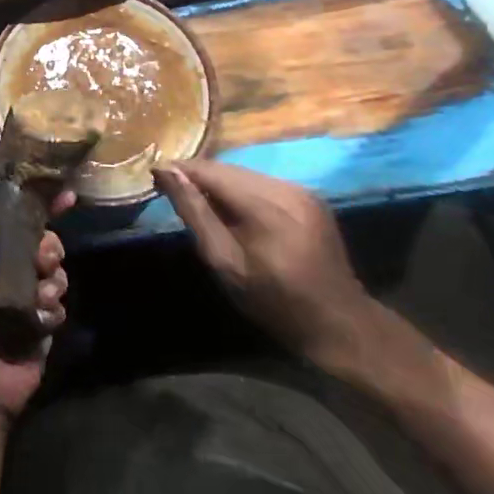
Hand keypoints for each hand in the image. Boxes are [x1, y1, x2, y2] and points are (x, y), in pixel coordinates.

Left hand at [0, 195, 72, 416]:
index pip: (12, 222)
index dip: (37, 206)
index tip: (64, 196)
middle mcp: (7, 271)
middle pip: (42, 242)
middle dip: (49, 245)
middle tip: (44, 259)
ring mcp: (28, 297)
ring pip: (56, 270)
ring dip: (53, 278)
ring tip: (39, 297)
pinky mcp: (45, 323)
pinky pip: (61, 303)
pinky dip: (53, 308)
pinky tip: (40, 320)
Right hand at [156, 161, 388, 377]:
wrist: (340, 324)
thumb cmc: (274, 302)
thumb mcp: (225, 263)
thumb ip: (195, 214)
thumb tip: (167, 172)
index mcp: (266, 206)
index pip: (211, 171)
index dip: (179, 170)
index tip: (153, 176)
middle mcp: (286, 189)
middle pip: (227, 169)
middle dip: (196, 176)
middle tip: (168, 191)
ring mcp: (301, 191)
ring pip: (243, 174)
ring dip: (216, 183)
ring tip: (195, 201)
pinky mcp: (309, 197)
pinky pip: (261, 183)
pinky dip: (239, 191)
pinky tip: (229, 210)